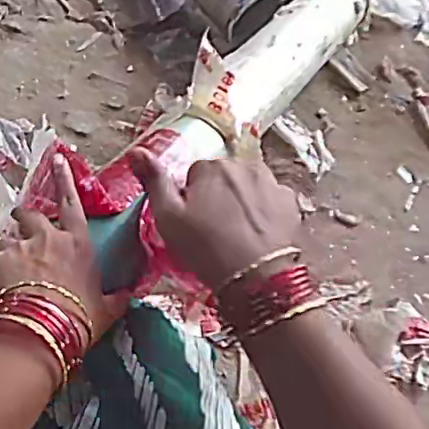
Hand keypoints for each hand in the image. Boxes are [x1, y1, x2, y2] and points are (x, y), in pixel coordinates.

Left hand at [0, 155, 127, 343]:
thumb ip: (116, 298)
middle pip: (29, 216)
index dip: (64, 180)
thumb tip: (129, 295)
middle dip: (22, 219)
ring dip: (2, 251)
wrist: (43, 330)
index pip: (71, 202)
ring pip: (3, 240)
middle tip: (17, 226)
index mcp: (76, 243)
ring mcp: (17, 248)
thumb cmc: (79, 319)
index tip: (58, 159)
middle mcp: (46, 238)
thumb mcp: (106, 310)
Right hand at [129, 152, 300, 288]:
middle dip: (218, 197)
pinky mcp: (291, 201)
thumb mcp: (168, 217)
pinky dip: (265, 213)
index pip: (195, 174)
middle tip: (213, 230)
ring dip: (242, 202)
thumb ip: (154, 180)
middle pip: (224, 177)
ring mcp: (271, 182)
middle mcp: (244, 165)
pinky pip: (271, 201)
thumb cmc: (206, 248)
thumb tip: (137, 152)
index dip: (192, 199)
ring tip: (237, 234)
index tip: (193, 222)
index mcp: (211, 167)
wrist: (256, 277)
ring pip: (249, 187)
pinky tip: (258, 235)